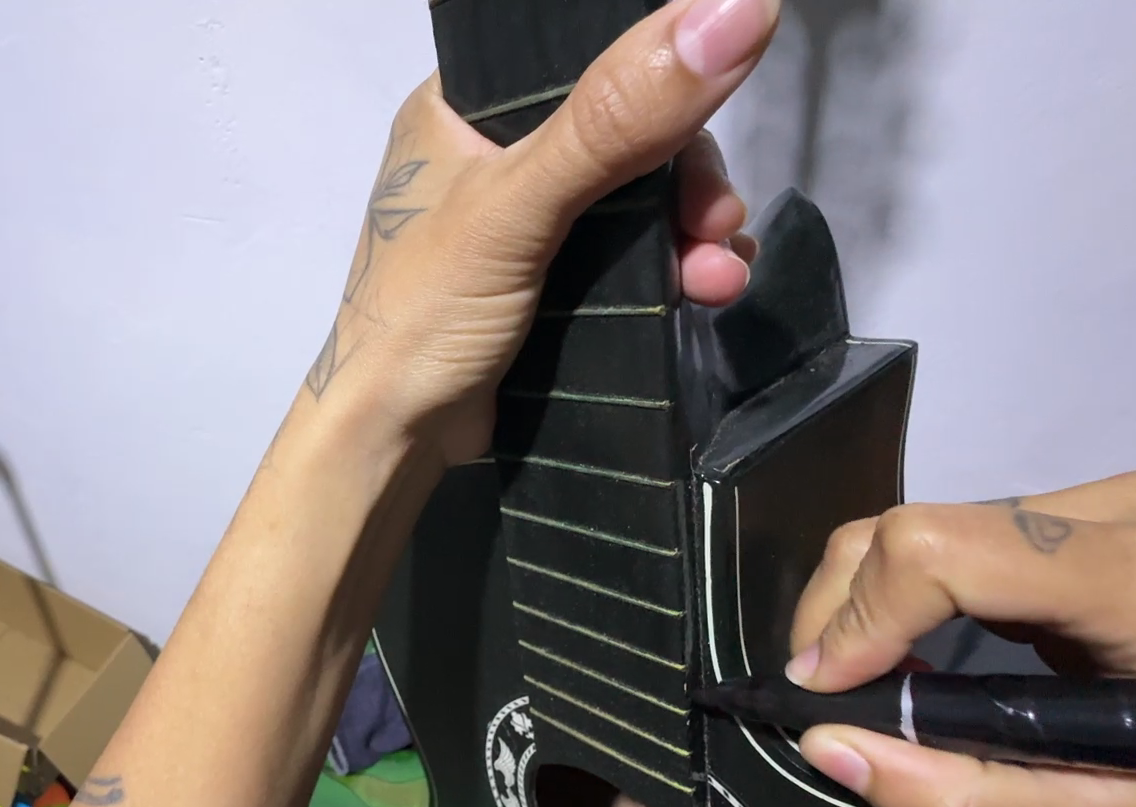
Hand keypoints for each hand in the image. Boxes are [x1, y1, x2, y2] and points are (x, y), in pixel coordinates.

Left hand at [305, 0, 780, 465]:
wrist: (395, 435)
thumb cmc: (426, 316)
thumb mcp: (513, 211)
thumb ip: (611, 121)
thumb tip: (740, 9)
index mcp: (463, 114)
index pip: (580, 60)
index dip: (654, 81)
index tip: (708, 117)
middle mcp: (494, 161)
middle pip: (621, 135)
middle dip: (683, 180)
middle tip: (717, 225)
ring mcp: (521, 229)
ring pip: (630, 202)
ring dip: (689, 233)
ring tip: (720, 279)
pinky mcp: (544, 286)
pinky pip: (622, 259)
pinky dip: (668, 271)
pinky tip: (707, 292)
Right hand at [784, 466, 1135, 806]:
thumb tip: (828, 748)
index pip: (945, 551)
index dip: (860, 617)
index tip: (823, 692)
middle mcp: (1132, 505)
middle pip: (916, 527)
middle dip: (842, 611)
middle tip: (828, 691)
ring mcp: (1120, 495)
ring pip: (926, 524)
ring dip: (868, 600)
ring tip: (866, 673)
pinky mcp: (1104, 507)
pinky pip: (962, 534)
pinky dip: (911, 591)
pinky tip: (923, 645)